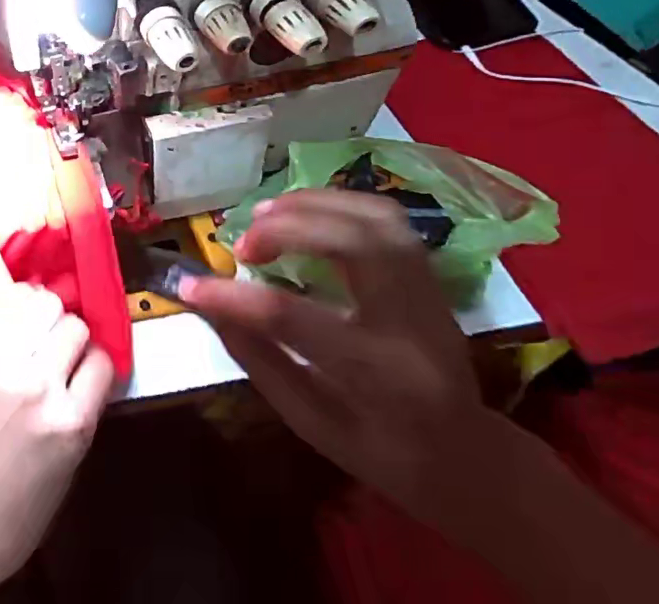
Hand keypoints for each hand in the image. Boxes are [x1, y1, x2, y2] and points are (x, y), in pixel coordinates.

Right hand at [180, 189, 496, 516]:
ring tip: (264, 214)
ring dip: (311, 205)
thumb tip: (209, 306)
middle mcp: (412, 325)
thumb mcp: (311, 422)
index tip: (190, 285)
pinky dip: (338, 202)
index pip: (297, 321)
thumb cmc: (382, 452)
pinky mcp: (431, 275)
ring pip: (376, 220)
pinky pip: (387, 218)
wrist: (468, 456)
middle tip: (242, 245)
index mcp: (381, 378)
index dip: (234, 297)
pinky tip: (303, 210)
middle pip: (354, 245)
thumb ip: (260, 359)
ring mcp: (429, 293)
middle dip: (286, 230)